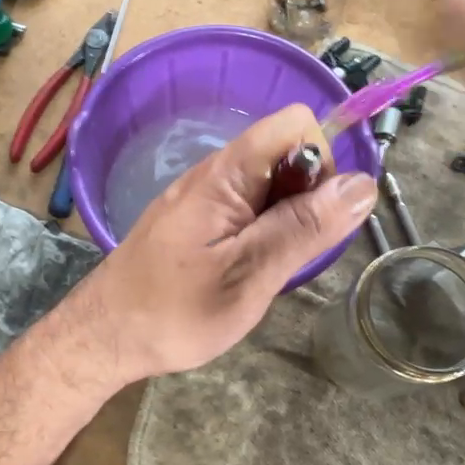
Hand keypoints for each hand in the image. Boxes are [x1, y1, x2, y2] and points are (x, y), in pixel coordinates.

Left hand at [63, 104, 377, 383]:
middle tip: (285, 258)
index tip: (315, 218)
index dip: (320, 162)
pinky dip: (261, 237)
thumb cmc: (173, 312)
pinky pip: (246, 212)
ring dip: (285, 224)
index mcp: (226, 175)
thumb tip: (362, 184)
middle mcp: (214, 175)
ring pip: (269, 189)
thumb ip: (304, 228)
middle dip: (306, 200)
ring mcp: (202, 200)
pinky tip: (245, 276)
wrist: (103, 339)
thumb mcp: (249, 275)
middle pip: (285, 156)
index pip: (294, 125)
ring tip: (264, 273)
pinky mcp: (195, 224)